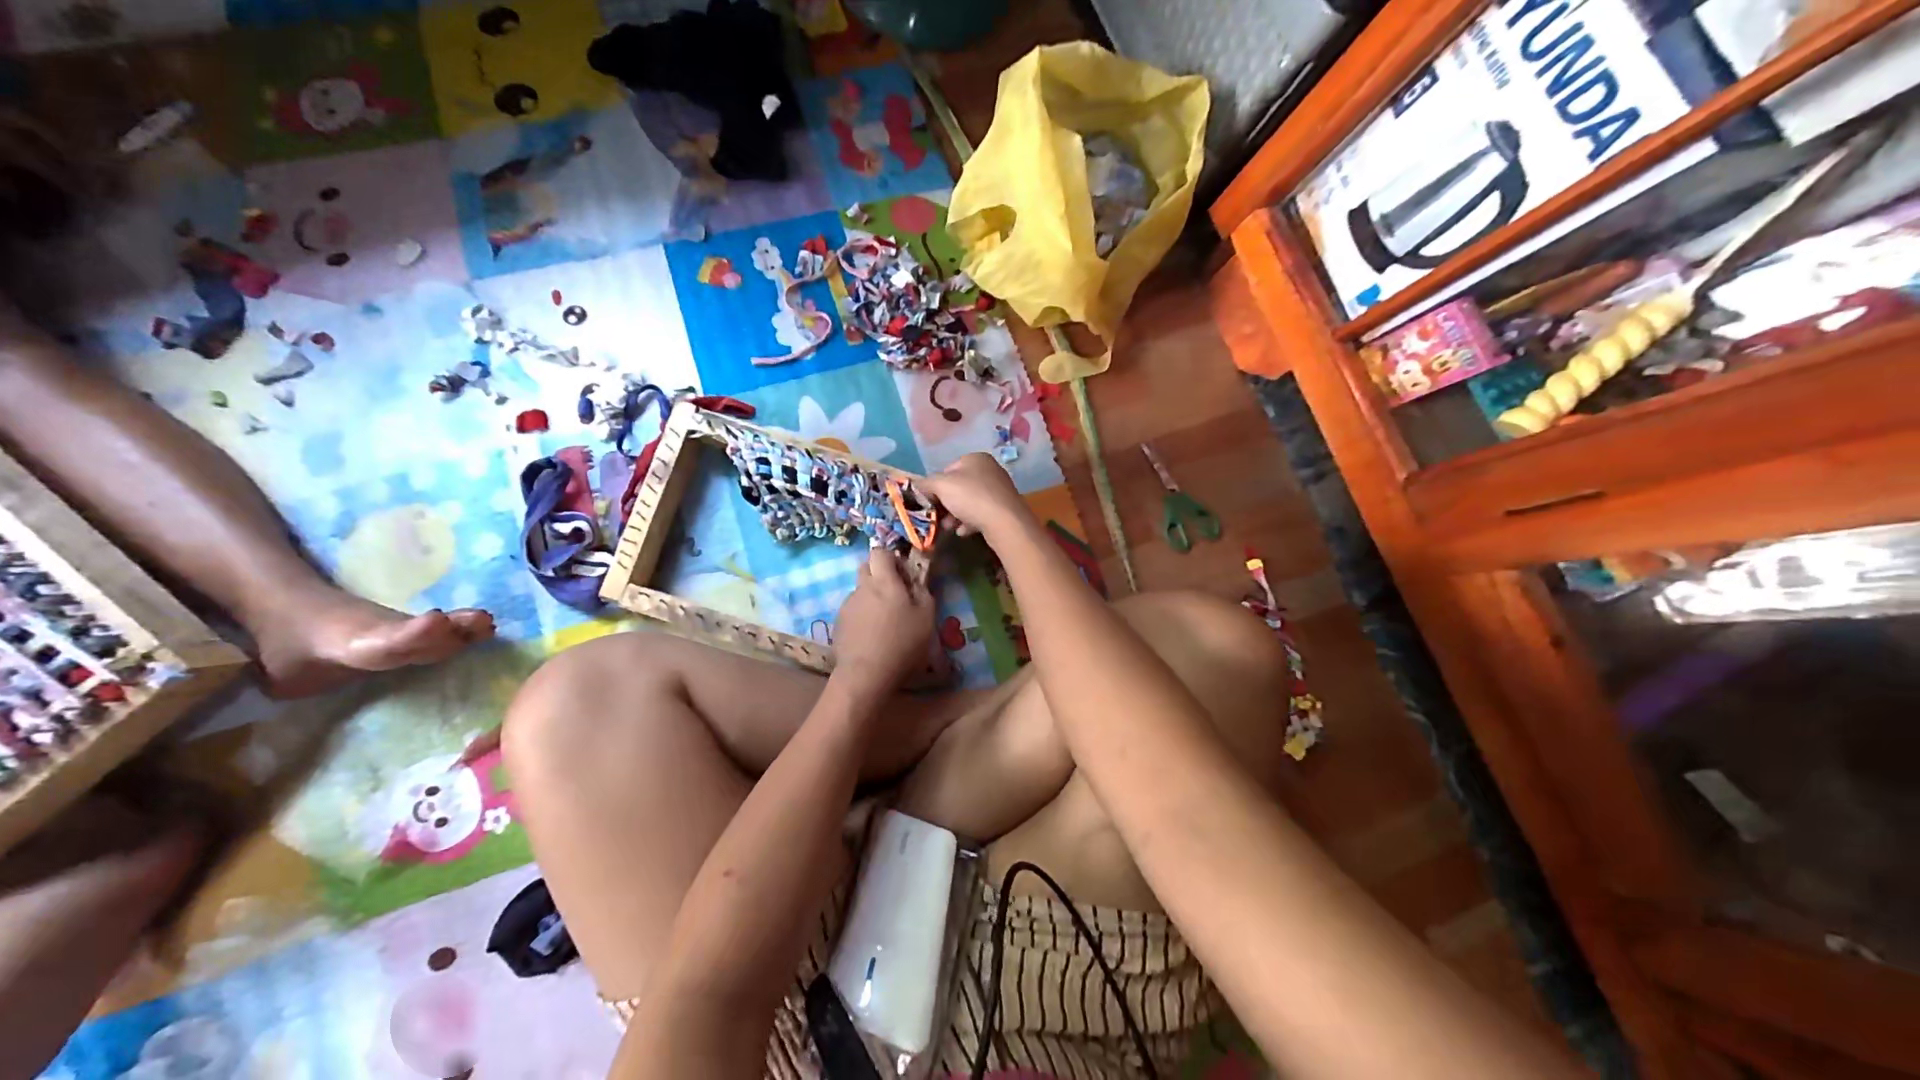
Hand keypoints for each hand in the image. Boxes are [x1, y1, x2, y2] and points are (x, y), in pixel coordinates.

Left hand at [832, 546, 934, 692]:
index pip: (880, 552)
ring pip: (860, 591)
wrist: (865, 674)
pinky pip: (853, 610)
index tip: (904, 575)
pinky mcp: (838, 623)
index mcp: (884, 581)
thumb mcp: (926, 617)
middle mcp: (862, 587)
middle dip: (880, 575)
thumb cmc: (902, 643)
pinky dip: (862, 616)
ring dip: (871, 598)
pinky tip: (871, 636)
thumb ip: (923, 592)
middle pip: (867, 568)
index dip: (891, 558)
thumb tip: (916, 580)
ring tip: (884, 622)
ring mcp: (847, 605)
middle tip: (896, 596)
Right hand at [922, 454, 1024, 537]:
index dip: (935, 486)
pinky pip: (980, 513)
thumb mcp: (941, 486)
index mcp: (975, 458)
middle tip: (937, 517)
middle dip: (945, 503)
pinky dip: (969, 522)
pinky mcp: (1004, 509)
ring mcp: (999, 490)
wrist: (1005, 522)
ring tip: (949, 527)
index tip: (929, 502)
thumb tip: (916, 486)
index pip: (947, 470)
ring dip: (955, 514)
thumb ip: (925, 484)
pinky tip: (963, 531)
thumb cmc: (971, 497)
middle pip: (958, 487)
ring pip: (969, 502)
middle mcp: (989, 470)